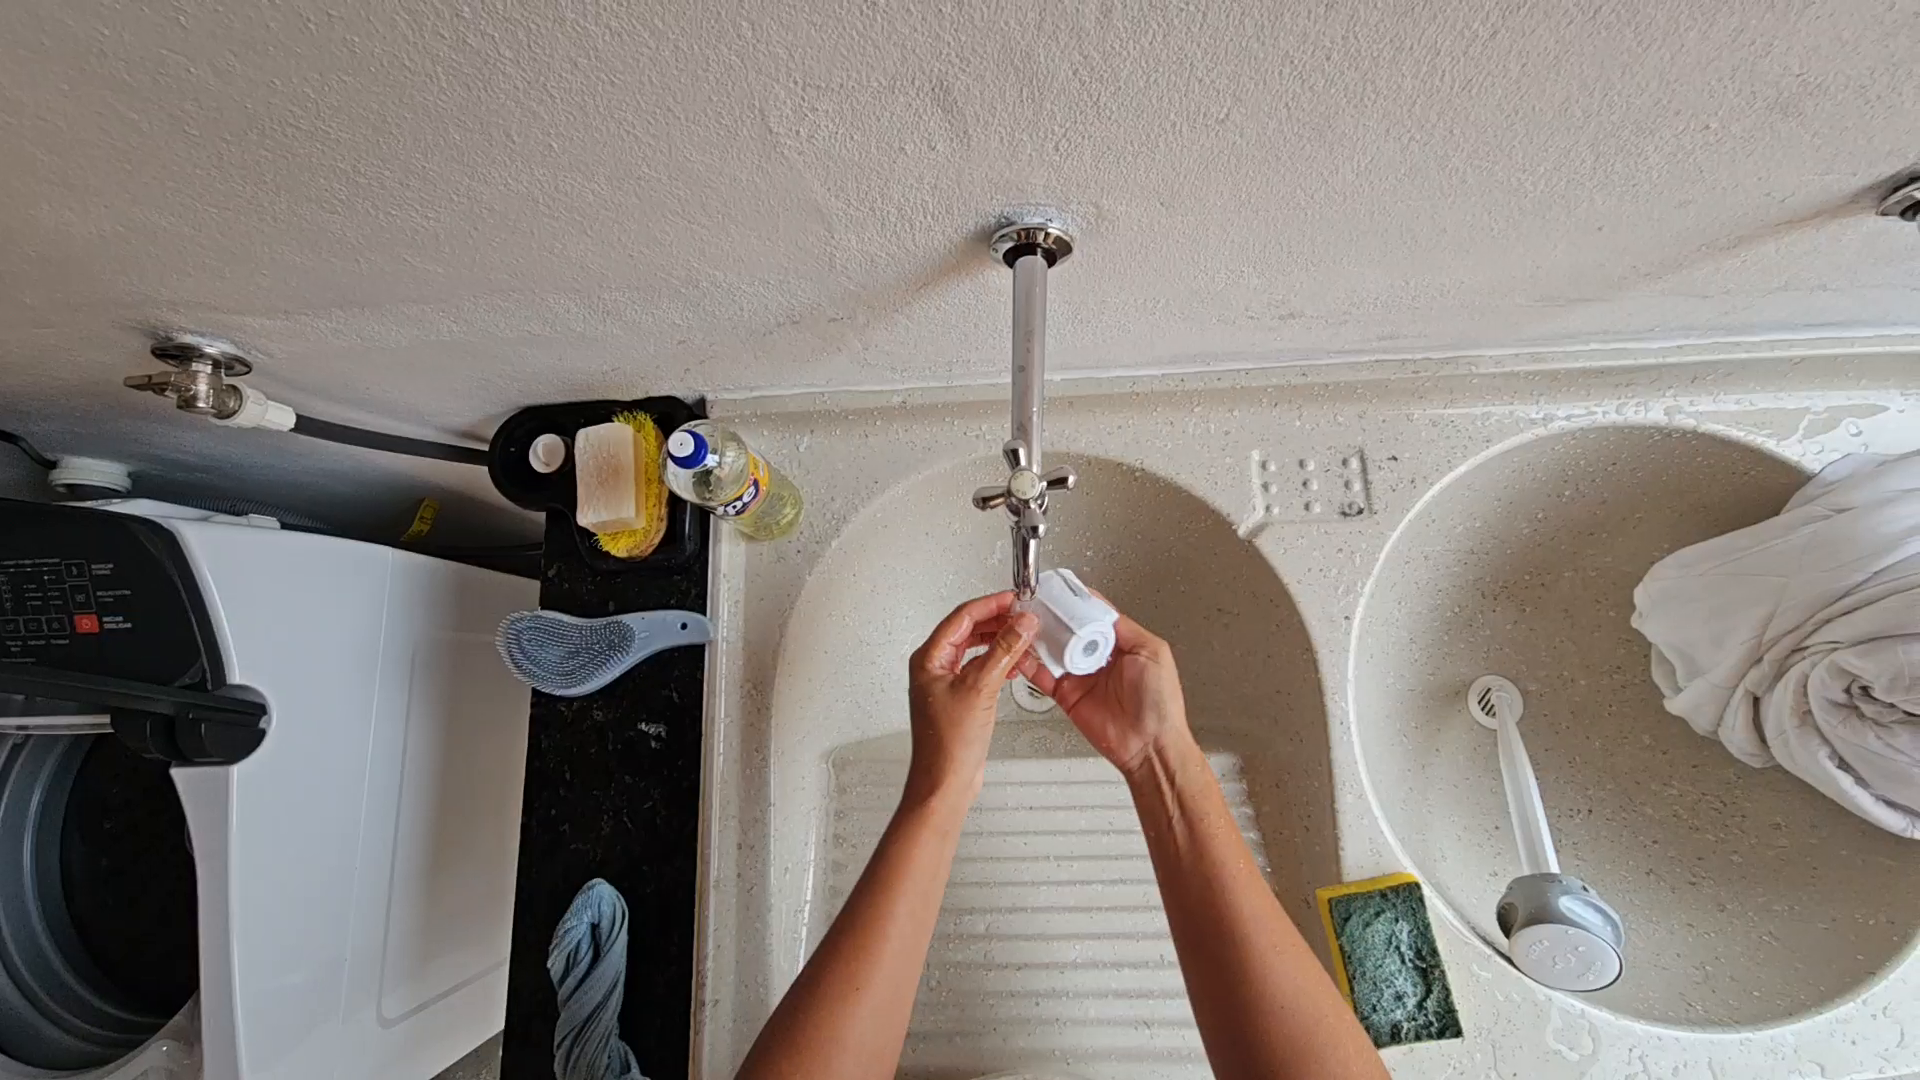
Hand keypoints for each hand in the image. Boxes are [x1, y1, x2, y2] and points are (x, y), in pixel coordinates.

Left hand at [905, 592, 1038, 805]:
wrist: (945, 783)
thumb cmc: (947, 745)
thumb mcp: (980, 688)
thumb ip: (1003, 651)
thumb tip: (1021, 624)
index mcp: (929, 658)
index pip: (963, 617)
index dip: (991, 605)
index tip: (1014, 600)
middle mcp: (935, 667)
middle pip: (969, 630)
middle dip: (998, 622)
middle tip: (1023, 616)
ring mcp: (947, 682)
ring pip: (977, 648)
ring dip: (1001, 642)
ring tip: (1024, 638)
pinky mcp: (961, 697)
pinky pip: (982, 668)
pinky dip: (1000, 662)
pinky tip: (1016, 664)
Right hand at [1018, 604, 1191, 776]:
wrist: (1149, 745)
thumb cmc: (1160, 703)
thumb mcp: (1152, 652)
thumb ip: (1124, 628)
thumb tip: (1101, 608)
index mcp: (1119, 643)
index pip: (1093, 616)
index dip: (1077, 603)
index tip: (1062, 592)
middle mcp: (1097, 657)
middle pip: (1069, 630)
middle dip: (1054, 618)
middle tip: (1039, 606)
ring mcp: (1080, 675)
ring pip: (1053, 650)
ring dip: (1040, 638)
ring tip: (1027, 626)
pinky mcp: (1066, 695)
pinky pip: (1043, 677)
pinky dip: (1031, 666)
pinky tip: (1024, 655)